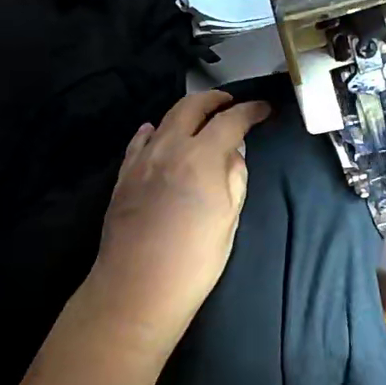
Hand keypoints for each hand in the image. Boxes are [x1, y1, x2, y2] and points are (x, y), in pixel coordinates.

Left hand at [78, 91, 270, 352]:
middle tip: (229, 103)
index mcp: (200, 156)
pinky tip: (156, 133)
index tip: (262, 109)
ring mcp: (141, 159)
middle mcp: (167, 147)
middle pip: (190, 107)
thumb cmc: (194, 259)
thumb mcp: (229, 219)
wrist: (137, 284)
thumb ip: (234, 177)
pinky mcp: (123, 174)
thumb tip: (233, 152)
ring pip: (163, 120)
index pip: (230, 121)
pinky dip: (154, 131)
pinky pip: (139, 141)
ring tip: (199, 118)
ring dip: (185, 113)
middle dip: (213, 99)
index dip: (249, 111)